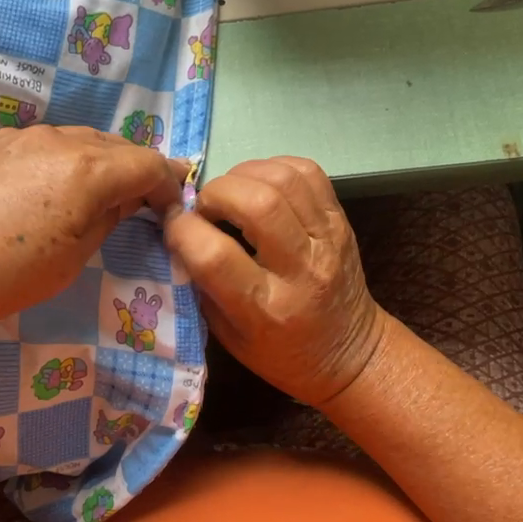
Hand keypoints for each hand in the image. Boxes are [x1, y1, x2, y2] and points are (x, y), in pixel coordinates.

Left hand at [0, 126, 185, 337]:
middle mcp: (62, 139)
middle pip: (120, 146)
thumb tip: (126, 201)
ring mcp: (25, 137)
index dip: (170, 187)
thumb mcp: (70, 259)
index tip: (172, 212)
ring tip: (104, 198)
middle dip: (140, 172)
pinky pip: (51, 146)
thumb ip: (107, 219)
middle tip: (147, 204)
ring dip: (104, 164)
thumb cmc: (1, 273)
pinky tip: (57, 191)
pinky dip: (70, 162)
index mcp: (89, 168)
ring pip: (84, 141)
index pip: (151, 164)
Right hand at [164, 156, 387, 407]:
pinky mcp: (341, 222)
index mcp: (265, 310)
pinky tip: (259, 184)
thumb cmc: (279, 352)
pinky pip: (309, 173)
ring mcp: (328, 241)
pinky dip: (275, 166)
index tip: (173, 225)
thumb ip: (201, 285)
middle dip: (217, 192)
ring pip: (284, 180)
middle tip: (206, 207)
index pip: (216, 256)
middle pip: (258, 204)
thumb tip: (177, 233)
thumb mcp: (228, 336)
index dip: (183, 230)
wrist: (349, 354)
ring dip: (244, 174)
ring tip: (231, 192)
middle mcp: (301, 271)